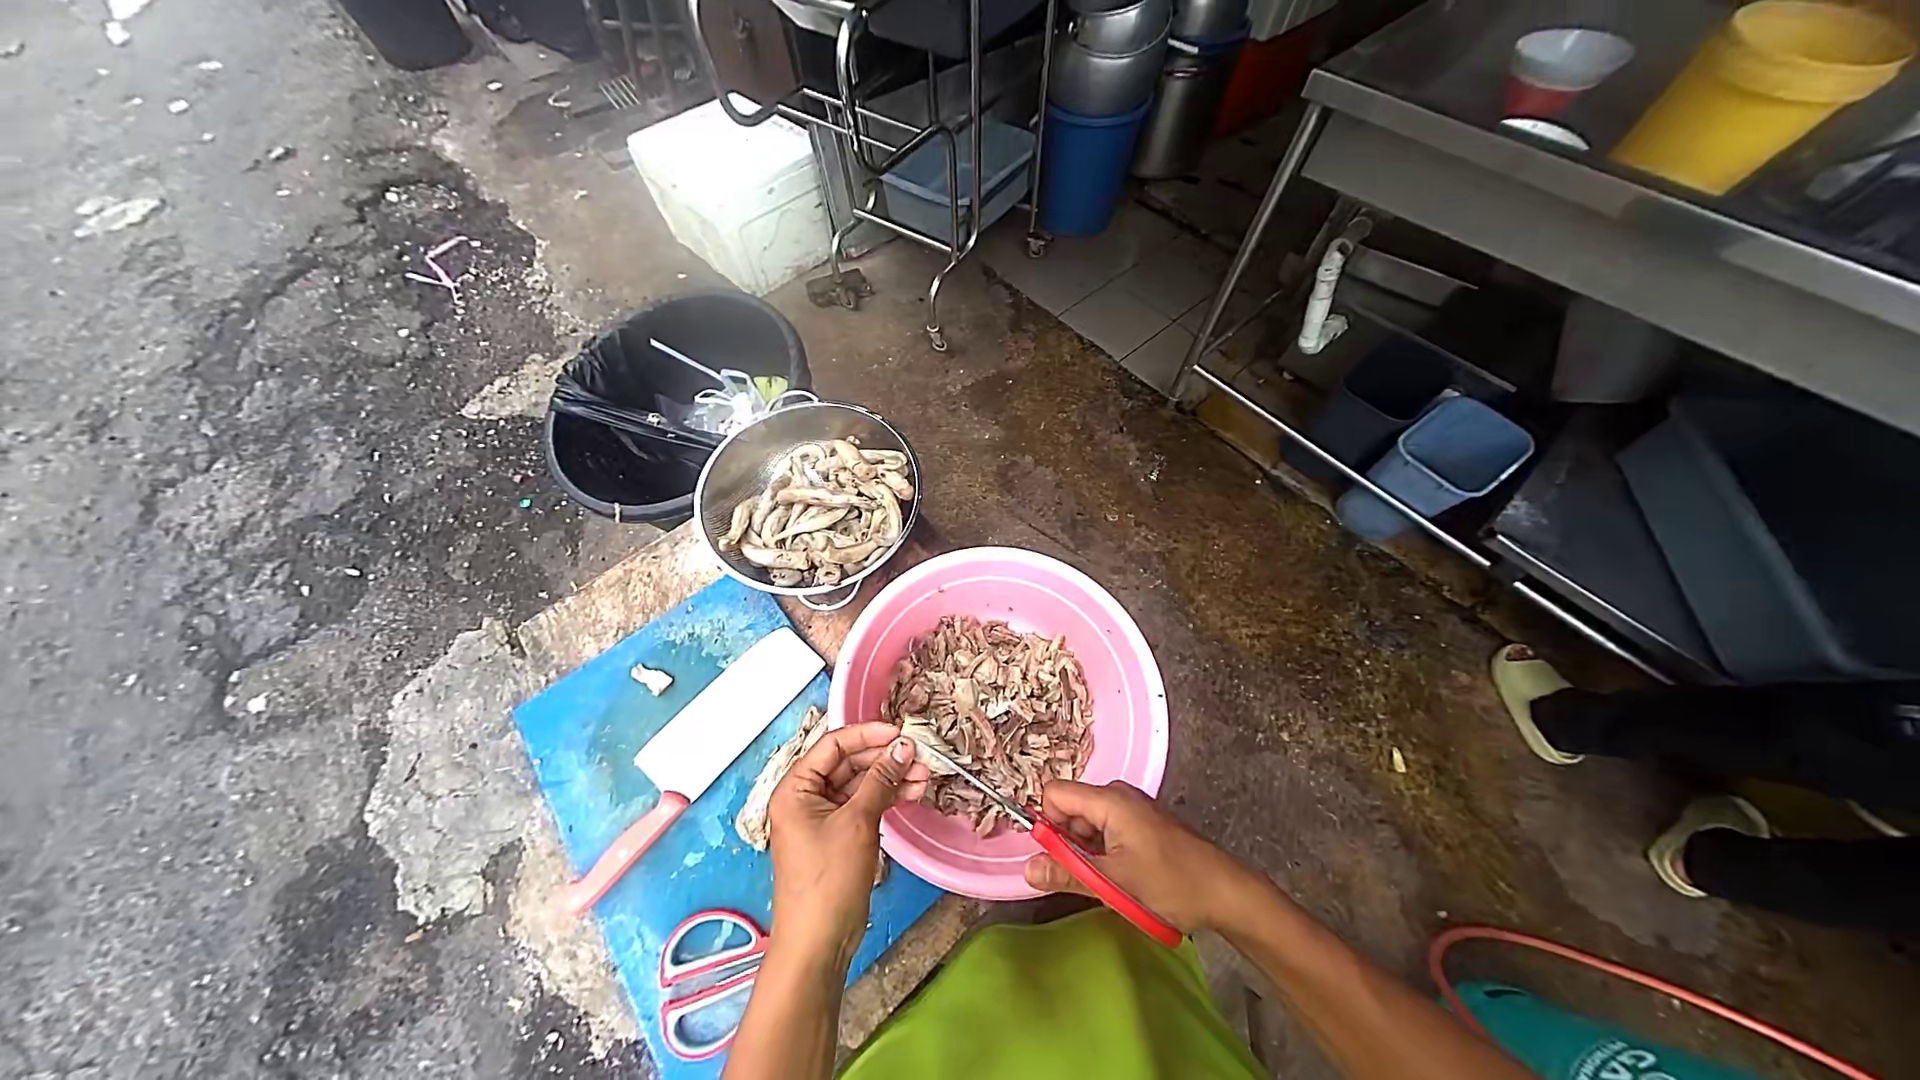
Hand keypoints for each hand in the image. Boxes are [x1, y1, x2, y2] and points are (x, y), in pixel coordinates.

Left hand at [767, 723, 929, 969]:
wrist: (819, 942)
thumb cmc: (828, 880)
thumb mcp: (857, 822)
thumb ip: (881, 779)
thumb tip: (902, 747)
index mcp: (796, 787)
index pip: (833, 745)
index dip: (868, 735)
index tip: (900, 733)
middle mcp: (806, 797)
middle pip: (849, 763)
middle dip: (885, 758)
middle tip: (919, 756)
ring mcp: (823, 816)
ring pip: (860, 783)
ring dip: (891, 777)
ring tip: (923, 776)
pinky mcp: (839, 834)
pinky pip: (864, 803)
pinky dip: (887, 797)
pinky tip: (911, 792)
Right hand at [1023, 780, 1269, 933]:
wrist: (1226, 893)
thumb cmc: (1172, 884)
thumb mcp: (1114, 883)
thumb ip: (1067, 874)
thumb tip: (1028, 869)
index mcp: (1109, 799)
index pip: (1055, 793)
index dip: (1048, 824)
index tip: (1060, 857)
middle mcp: (1118, 794)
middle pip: (1070, 808)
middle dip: (1069, 842)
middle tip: (1089, 875)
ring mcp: (1132, 807)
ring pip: (1088, 822)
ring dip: (1088, 852)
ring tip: (1111, 880)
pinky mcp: (1142, 822)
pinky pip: (1107, 829)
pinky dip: (1104, 852)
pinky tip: (1123, 876)